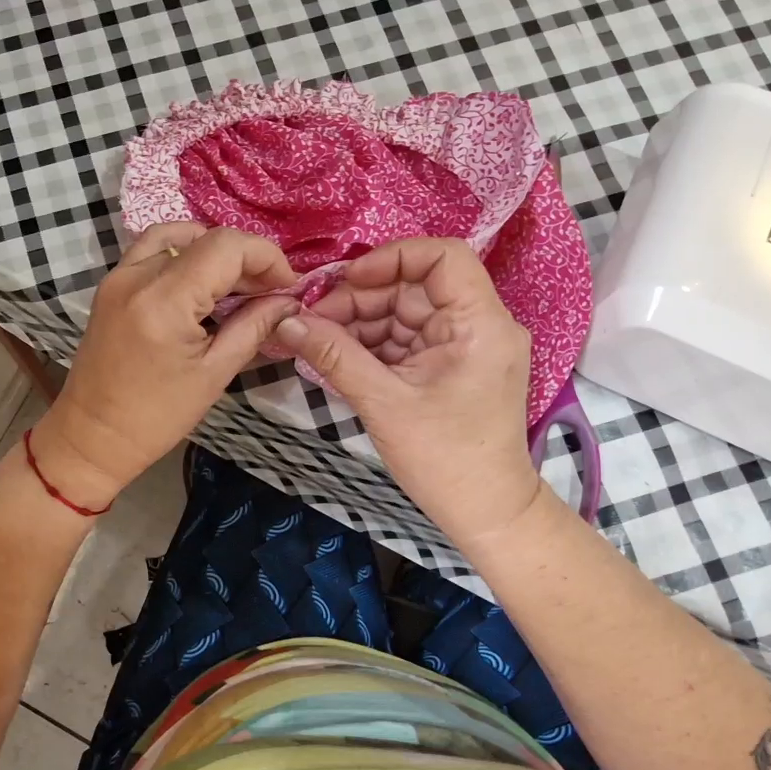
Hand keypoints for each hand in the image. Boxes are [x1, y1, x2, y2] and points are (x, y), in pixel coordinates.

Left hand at [32, 224, 299, 508]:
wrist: (92, 435)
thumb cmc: (156, 416)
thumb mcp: (215, 373)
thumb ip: (254, 327)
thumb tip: (288, 301)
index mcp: (164, 300)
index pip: (226, 246)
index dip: (266, 257)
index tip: (287, 286)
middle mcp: (137, 276)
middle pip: (205, 238)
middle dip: (245, 259)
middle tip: (268, 294)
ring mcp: (118, 276)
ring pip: (177, 236)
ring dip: (213, 252)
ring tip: (235, 286)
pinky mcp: (110, 285)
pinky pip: (152, 249)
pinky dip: (183, 254)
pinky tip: (202, 284)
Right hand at [273, 238, 542, 544]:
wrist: (484, 511)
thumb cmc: (443, 458)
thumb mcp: (383, 403)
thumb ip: (334, 356)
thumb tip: (286, 322)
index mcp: (480, 324)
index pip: (443, 257)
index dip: (391, 258)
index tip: (346, 281)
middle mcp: (477, 325)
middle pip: (413, 287)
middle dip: (359, 300)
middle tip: (310, 322)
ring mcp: (463, 346)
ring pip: (403, 314)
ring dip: (358, 324)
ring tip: (314, 342)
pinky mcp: (448, 367)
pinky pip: (404, 340)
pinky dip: (370, 346)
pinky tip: (334, 357)